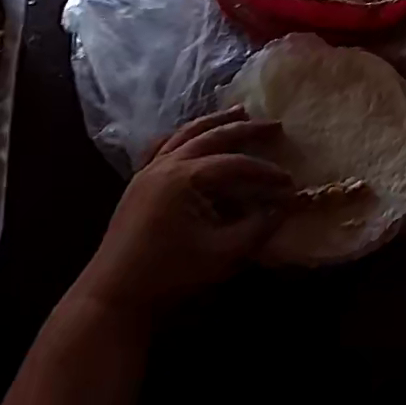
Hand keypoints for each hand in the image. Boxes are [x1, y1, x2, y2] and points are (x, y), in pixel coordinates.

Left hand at [71, 107, 293, 319]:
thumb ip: (257, 228)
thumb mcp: (222, 254)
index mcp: (185, 177)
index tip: (289, 183)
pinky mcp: (138, 181)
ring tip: (238, 113)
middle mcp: (166, 164)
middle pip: (211, 135)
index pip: (235, 164)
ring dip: (214, 122)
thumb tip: (285, 207)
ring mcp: (148, 169)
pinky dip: (183, 135)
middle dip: (245, 129)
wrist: (116, 291)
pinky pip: (163, 145)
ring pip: (185, 133)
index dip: (265, 172)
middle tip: (273, 125)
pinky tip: (189, 135)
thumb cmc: (171, 273)